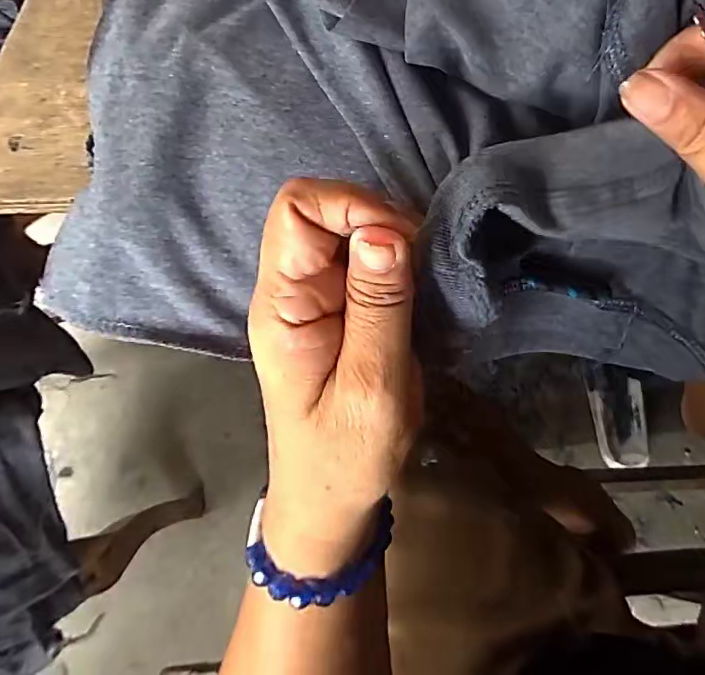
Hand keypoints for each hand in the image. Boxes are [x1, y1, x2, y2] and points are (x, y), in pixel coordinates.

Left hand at [246, 179, 423, 575]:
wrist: (331, 499)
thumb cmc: (345, 457)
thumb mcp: (372, 388)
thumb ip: (378, 306)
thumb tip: (383, 231)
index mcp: (282, 303)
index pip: (296, 209)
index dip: (348, 204)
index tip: (400, 239)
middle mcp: (290, 286)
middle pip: (321, 208)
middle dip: (376, 218)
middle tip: (421, 261)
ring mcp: (314, 292)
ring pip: (346, 225)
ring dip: (390, 236)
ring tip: (422, 274)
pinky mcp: (339, 301)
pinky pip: (364, 252)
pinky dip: (396, 253)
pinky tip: (417, 281)